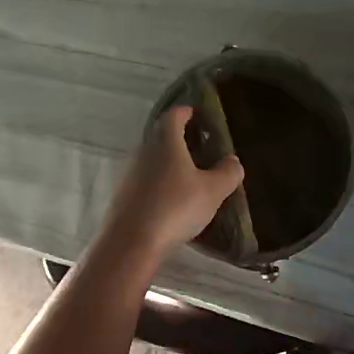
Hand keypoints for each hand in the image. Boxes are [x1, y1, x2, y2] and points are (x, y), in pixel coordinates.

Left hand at [100, 106, 244, 254]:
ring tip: (188, 178)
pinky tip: (170, 201)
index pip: (173, 115)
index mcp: (165, 143)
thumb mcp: (212, 191)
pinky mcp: (122, 195)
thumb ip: (227, 173)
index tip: (196, 114)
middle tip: (200, 149)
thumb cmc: (175, 208)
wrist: (131, 241)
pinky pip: (144, 181)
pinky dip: (158, 183)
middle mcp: (143, 151)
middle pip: (161, 137)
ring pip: (152, 160)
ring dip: (168, 164)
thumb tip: (232, 161)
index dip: (186, 112)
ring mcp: (129, 173)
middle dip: (180, 140)